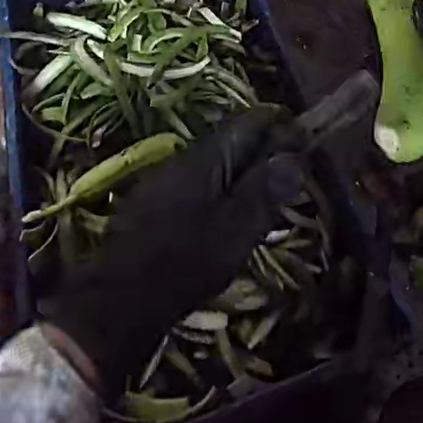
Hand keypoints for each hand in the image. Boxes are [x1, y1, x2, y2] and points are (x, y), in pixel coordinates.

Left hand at [41, 113, 304, 392]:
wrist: (117, 302)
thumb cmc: (184, 262)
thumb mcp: (236, 228)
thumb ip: (266, 189)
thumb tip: (295, 156)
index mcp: (207, 155)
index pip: (250, 121)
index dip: (280, 124)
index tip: (306, 135)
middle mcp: (184, 157)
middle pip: (232, 140)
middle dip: (264, 147)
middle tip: (294, 166)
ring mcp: (165, 179)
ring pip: (216, 163)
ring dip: (243, 170)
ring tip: (269, 191)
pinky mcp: (154, 203)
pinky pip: (199, 183)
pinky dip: (222, 188)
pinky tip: (230, 214)